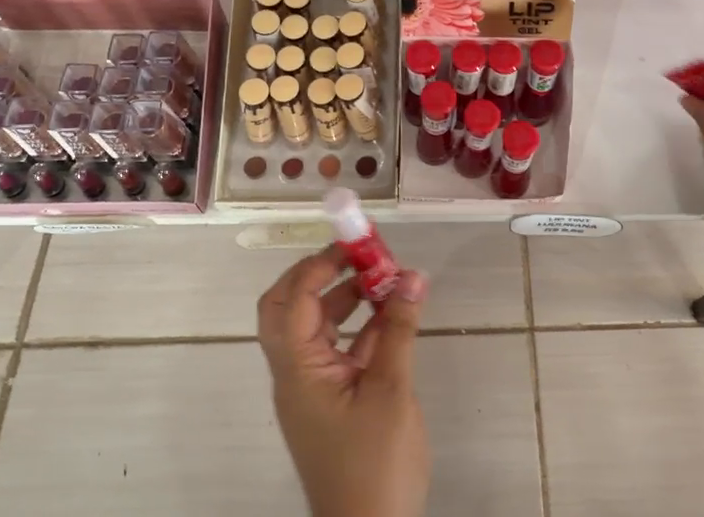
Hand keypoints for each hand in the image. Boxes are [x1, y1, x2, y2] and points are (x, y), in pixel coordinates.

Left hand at [257, 247, 430, 516]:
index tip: (355, 241)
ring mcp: (310, 389)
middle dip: (322, 275)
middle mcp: (294, 373)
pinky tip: (391, 318)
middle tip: (360, 255)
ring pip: (315, 328)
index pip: (295, 300)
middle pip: (290, 309)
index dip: (321, 264)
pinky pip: (336, 351)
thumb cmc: (375, 462)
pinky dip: (359, 328)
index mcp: (297, 369)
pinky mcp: (330, 403)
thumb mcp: (391, 390)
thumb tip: (412, 275)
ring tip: (386, 281)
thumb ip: (398, 329)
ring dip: (344, 299)